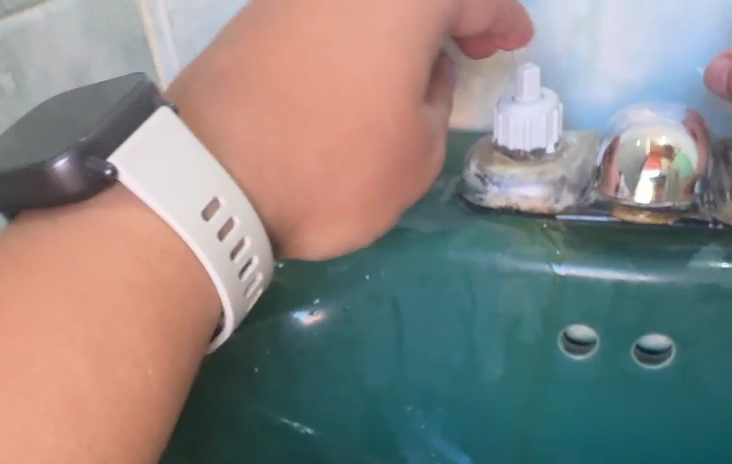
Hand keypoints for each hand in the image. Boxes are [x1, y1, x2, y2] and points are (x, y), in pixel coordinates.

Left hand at [169, 0, 533, 259]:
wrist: (215, 177)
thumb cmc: (333, 169)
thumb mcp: (417, 156)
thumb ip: (437, 102)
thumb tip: (422, 73)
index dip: (502, 17)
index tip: (516, 39)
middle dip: (456, 11)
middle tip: (476, 44)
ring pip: (374, 1)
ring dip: (407, 24)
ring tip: (421, 68)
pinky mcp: (263, 12)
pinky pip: (334, 12)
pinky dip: (364, 30)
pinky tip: (369, 70)